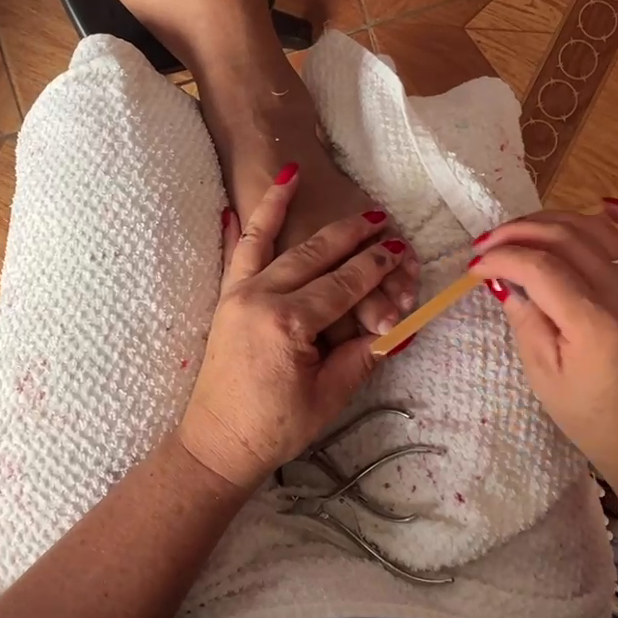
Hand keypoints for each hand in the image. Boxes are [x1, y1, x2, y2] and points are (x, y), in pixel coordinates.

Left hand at [177, 168, 406, 488]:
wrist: (218, 440)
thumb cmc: (276, 427)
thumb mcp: (329, 396)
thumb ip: (363, 354)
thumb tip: (400, 326)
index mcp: (288, 324)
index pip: (344, 285)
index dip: (376, 268)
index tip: (400, 250)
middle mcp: (260, 297)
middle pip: (314, 255)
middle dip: (350, 235)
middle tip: (379, 217)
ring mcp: (238, 292)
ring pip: (272, 239)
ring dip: (292, 208)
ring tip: (307, 176)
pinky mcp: (227, 294)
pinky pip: (240, 247)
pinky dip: (252, 218)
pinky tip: (254, 195)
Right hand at [470, 201, 617, 498]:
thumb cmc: (590, 416)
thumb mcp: (542, 374)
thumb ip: (525, 318)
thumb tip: (502, 279)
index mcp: (593, 321)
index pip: (538, 266)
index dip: (500, 258)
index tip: (473, 267)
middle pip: (564, 237)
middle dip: (517, 232)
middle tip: (484, 244)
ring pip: (595, 229)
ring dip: (552, 220)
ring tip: (518, 232)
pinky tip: (603, 205)